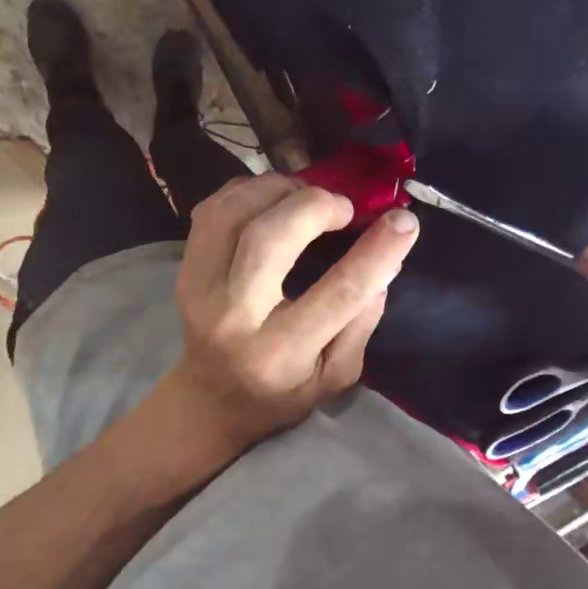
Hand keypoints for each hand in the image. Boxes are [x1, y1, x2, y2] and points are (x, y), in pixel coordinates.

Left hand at [168, 174, 419, 452]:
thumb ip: (361, 323)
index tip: (403, 221)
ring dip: (278, 190)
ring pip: (232, 214)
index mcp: (280, 354)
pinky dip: (247, 192)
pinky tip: (273, 198)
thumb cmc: (280, 392)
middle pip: (268, 240)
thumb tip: (383, 260)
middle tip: (344, 207)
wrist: (208, 398)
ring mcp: (200, 288)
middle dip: (315, 206)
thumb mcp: (335, 376)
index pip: (337, 293)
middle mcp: (233, 318)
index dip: (376, 252)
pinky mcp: (184, 268)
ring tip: (308, 196)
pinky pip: (212, 210)